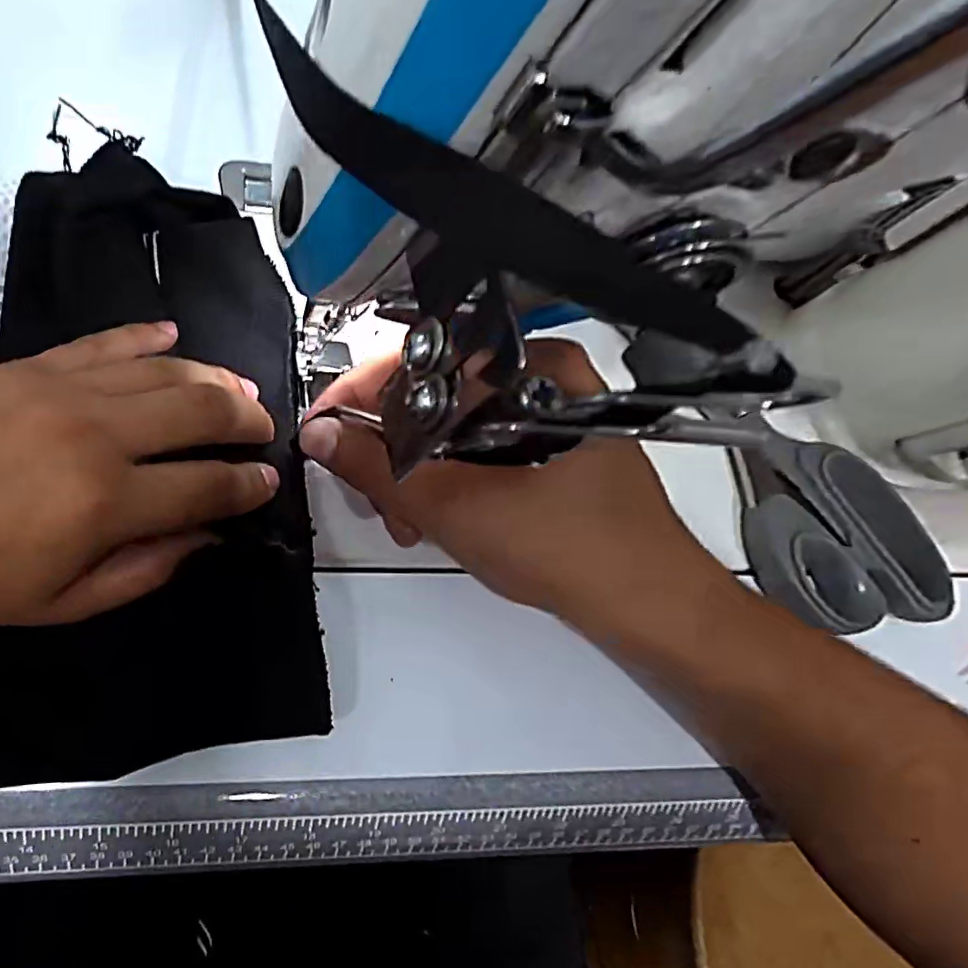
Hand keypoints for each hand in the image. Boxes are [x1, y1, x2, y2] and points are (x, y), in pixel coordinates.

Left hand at [0, 321, 278, 638]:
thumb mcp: (63, 604)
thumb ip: (146, 569)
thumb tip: (204, 536)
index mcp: (106, 504)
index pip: (207, 485)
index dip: (247, 485)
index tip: (267, 483)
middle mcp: (97, 435)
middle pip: (201, 409)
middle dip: (247, 418)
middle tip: (265, 429)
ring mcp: (62, 389)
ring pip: (165, 368)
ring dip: (213, 376)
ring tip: (238, 388)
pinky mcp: (29, 366)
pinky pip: (105, 342)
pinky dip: (147, 338)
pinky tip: (174, 337)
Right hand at [299, 338, 729, 628]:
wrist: (643, 603)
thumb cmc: (574, 550)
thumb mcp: (451, 505)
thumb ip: (376, 467)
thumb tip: (324, 435)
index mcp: (531, 370)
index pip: (422, 364)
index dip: (361, 396)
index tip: (326, 425)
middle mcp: (541, 381)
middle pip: (429, 398)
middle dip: (388, 450)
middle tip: (369, 492)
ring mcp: (545, 414)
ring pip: (446, 428)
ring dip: (412, 473)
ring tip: (407, 518)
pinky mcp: (544, 446)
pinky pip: (472, 448)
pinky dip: (444, 479)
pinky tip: (434, 516)